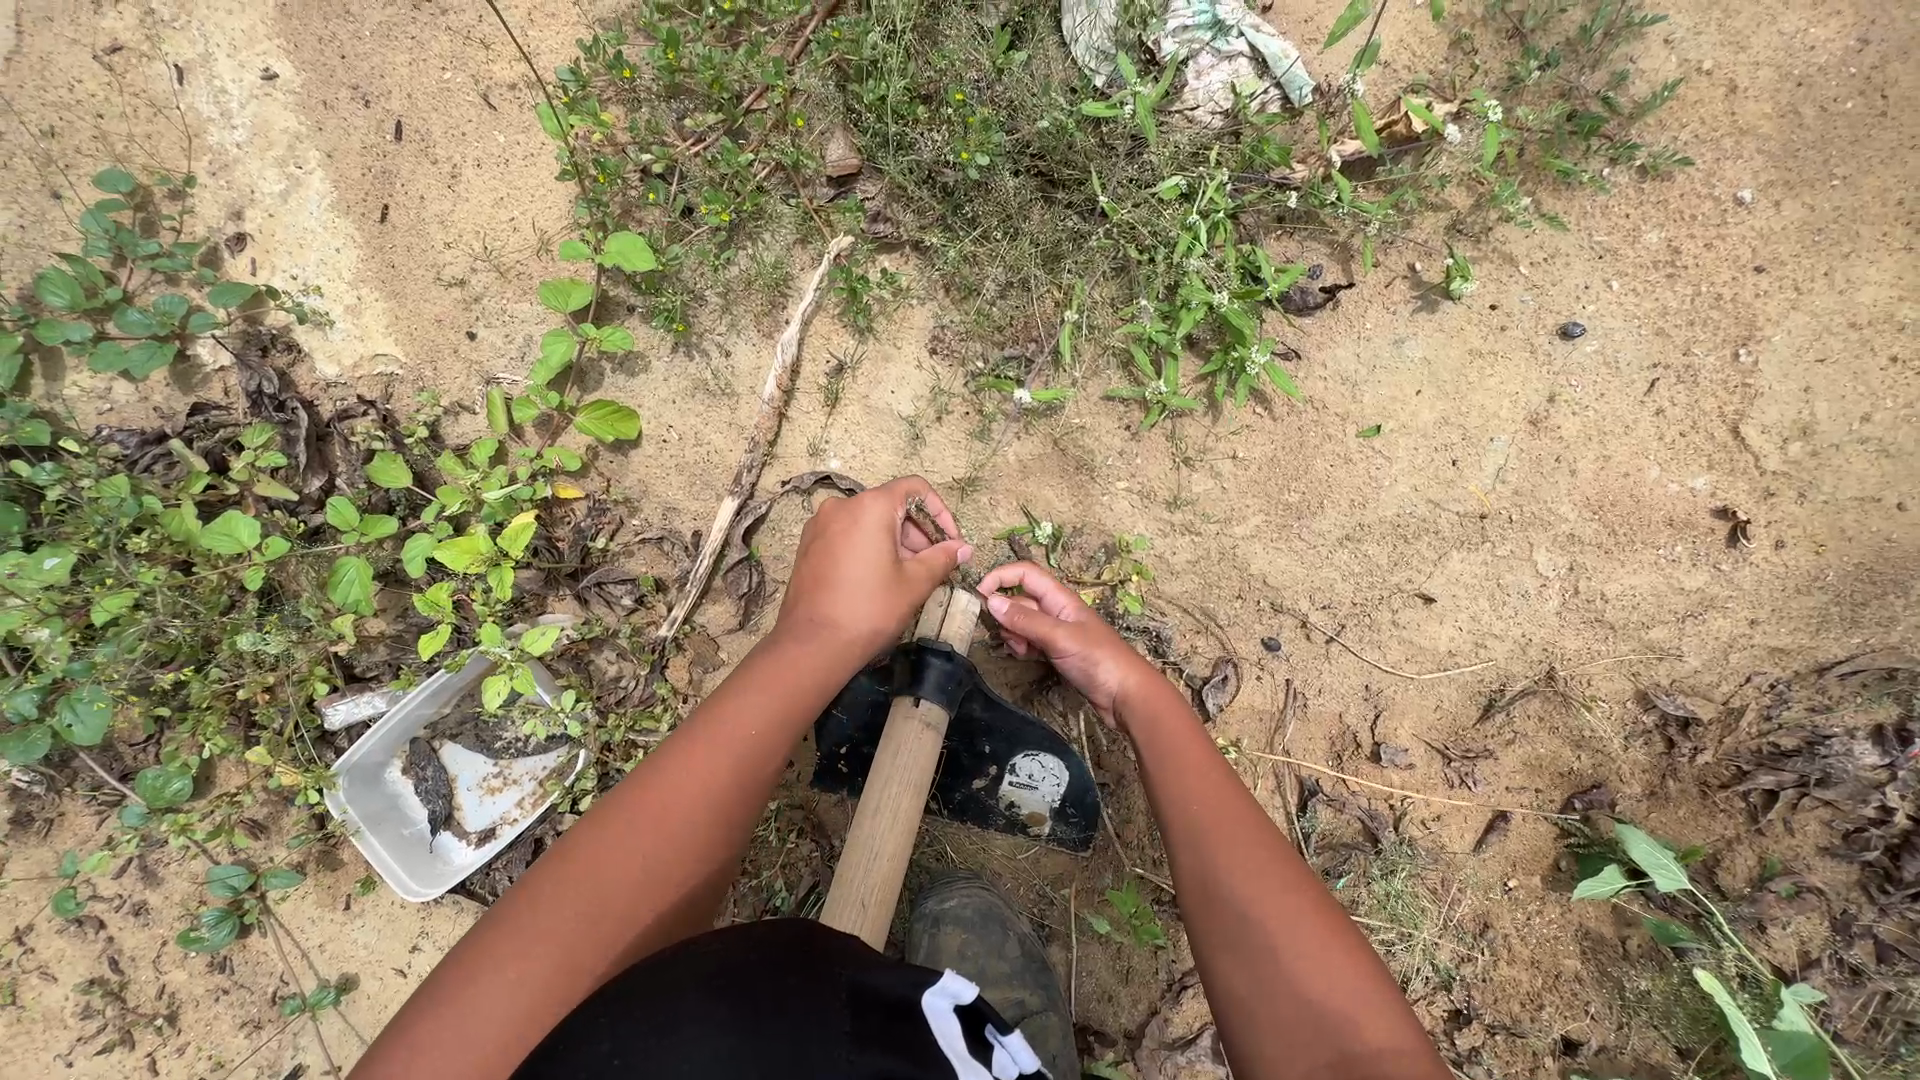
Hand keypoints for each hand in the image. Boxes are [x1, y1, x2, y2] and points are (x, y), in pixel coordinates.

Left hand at [774, 476, 972, 660]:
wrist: (813, 644)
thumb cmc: (869, 609)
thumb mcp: (915, 583)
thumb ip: (942, 558)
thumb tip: (963, 548)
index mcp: (870, 506)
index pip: (915, 489)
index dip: (940, 513)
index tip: (951, 542)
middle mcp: (842, 505)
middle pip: (891, 505)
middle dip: (918, 532)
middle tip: (934, 564)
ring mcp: (820, 524)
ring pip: (870, 521)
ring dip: (896, 541)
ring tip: (909, 576)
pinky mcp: (809, 544)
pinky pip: (849, 534)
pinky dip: (870, 547)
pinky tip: (879, 578)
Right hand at [975, 561, 1158, 727]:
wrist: (1126, 696)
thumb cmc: (1099, 661)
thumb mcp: (1060, 637)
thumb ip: (1026, 620)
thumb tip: (991, 601)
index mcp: (1061, 598)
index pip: (1025, 573)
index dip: (1001, 577)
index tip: (980, 595)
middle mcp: (1057, 610)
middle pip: (1020, 599)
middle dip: (1005, 613)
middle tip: (1005, 635)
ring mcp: (1056, 632)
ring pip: (1022, 623)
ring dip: (1013, 633)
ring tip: (1020, 649)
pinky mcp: (1056, 652)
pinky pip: (1030, 641)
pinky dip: (1022, 646)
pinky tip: (1026, 657)